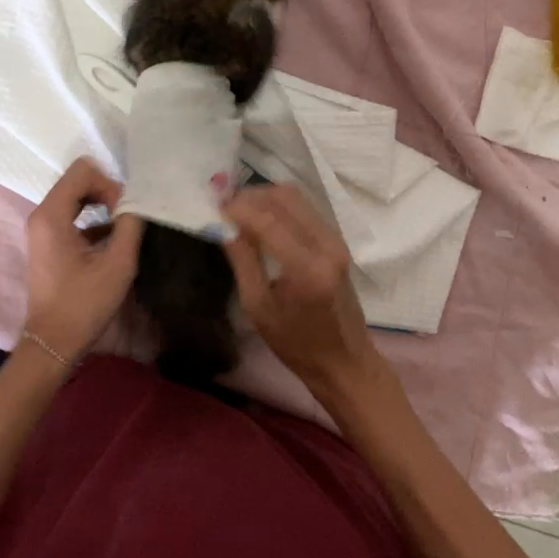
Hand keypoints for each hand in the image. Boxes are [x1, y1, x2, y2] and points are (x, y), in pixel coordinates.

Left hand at [24, 158, 144, 361]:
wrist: (53, 341)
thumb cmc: (83, 304)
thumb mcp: (118, 264)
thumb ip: (130, 225)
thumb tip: (138, 202)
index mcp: (51, 215)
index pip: (83, 171)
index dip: (110, 185)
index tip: (124, 214)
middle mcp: (41, 215)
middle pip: (78, 181)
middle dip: (107, 193)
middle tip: (127, 220)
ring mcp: (42, 229)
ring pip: (75, 198)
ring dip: (101, 208)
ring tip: (123, 231)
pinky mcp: (47, 243)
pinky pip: (71, 217)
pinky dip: (92, 222)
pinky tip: (112, 243)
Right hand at [222, 185, 380, 391]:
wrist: (344, 361)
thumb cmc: (296, 343)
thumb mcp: (258, 307)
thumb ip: (242, 260)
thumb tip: (224, 224)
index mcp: (307, 268)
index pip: (268, 220)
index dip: (238, 209)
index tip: (214, 209)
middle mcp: (327, 246)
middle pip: (285, 198)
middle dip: (250, 196)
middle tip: (224, 208)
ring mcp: (336, 240)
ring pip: (296, 197)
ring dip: (265, 198)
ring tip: (239, 211)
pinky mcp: (337, 241)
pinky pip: (305, 208)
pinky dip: (279, 206)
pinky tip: (261, 219)